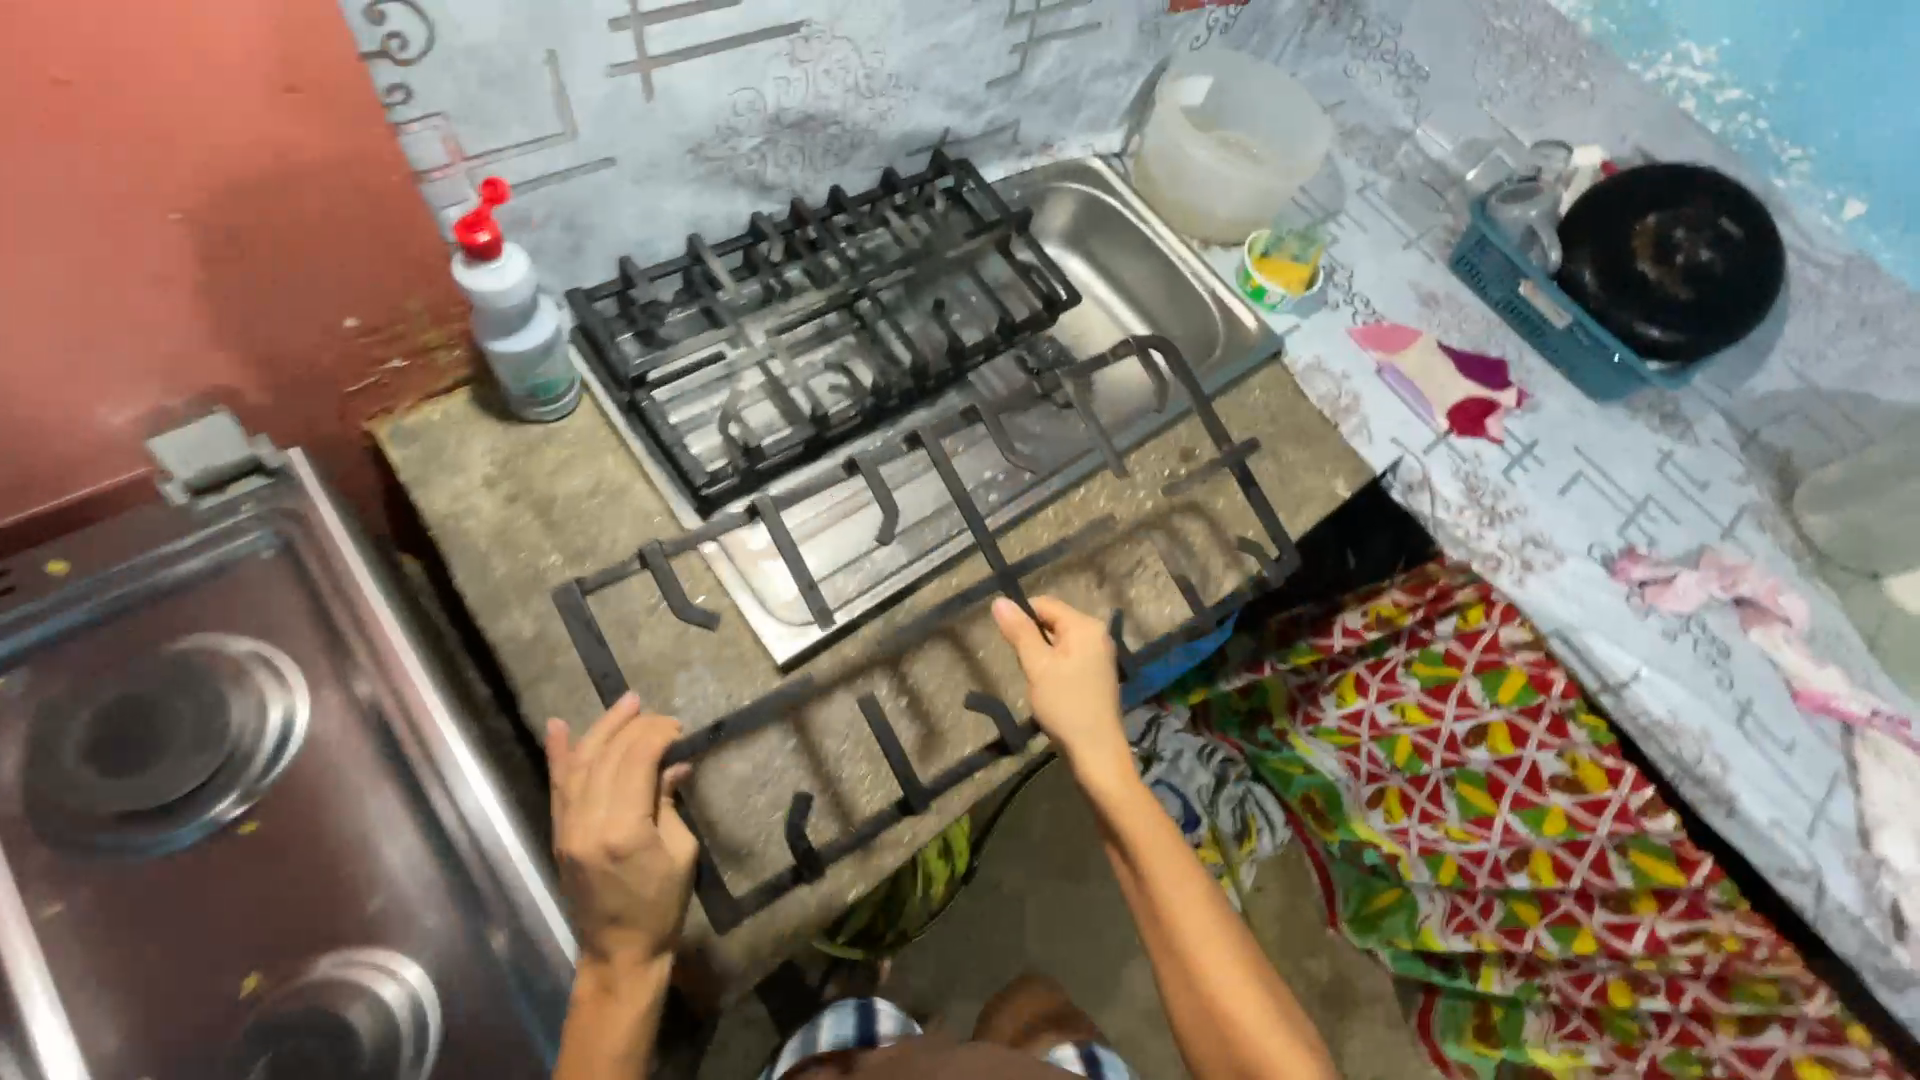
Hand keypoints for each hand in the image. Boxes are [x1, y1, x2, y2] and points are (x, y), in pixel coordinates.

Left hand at [545, 693, 698, 973]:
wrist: (619, 951)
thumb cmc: (661, 904)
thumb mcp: (681, 850)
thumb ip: (669, 802)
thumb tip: (672, 763)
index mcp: (623, 830)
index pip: (636, 761)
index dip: (657, 735)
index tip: (679, 729)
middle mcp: (587, 823)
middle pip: (607, 756)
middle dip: (635, 728)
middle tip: (661, 716)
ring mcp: (567, 829)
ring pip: (579, 764)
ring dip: (602, 729)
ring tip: (625, 704)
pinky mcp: (558, 834)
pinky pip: (557, 786)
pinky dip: (558, 754)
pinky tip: (558, 726)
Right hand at [990, 596, 1133, 789]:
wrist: (1096, 750)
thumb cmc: (1065, 705)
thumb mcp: (1037, 666)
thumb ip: (1019, 632)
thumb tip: (999, 600)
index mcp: (1085, 625)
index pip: (1044, 604)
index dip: (1022, 618)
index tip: (1010, 644)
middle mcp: (1097, 633)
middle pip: (1053, 621)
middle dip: (1033, 640)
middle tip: (1027, 668)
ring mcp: (1100, 653)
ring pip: (1059, 641)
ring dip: (1042, 656)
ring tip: (1039, 681)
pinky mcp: (1098, 672)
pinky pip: (1070, 656)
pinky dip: (1055, 666)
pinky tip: (1051, 689)